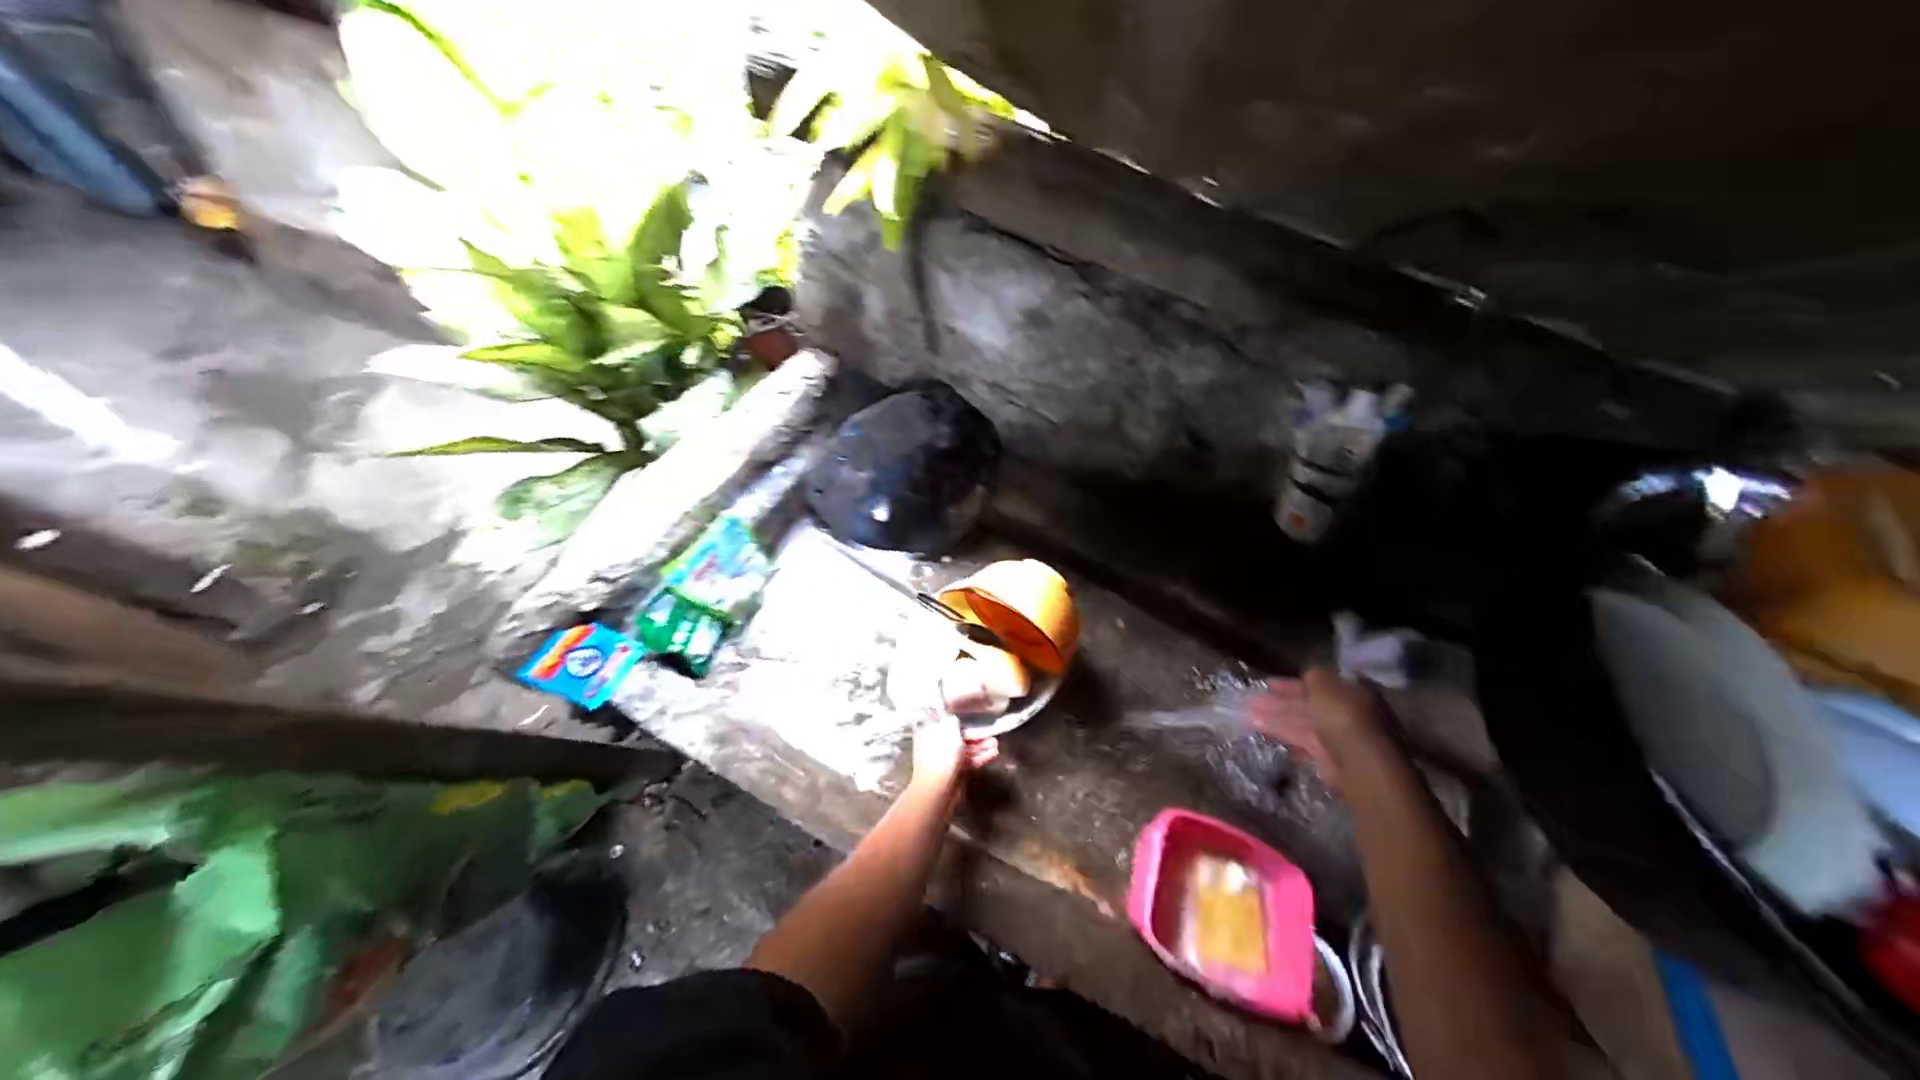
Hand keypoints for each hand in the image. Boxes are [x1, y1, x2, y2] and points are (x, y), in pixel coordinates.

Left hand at [910, 709, 999, 794]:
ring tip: (996, 743)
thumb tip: (953, 717)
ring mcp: (945, 760)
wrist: (938, 791)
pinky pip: (969, 762)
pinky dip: (980, 757)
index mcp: (929, 732)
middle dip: (975, 734)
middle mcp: (935, 744)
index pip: (944, 721)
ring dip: (981, 746)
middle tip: (991, 731)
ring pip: (965, 750)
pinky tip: (994, 754)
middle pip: (958, 736)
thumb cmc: (941, 756)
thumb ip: (953, 721)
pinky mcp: (954, 773)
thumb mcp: (948, 731)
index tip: (974, 715)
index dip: (959, 717)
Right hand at [1246, 667, 1383, 788]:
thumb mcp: (1325, 686)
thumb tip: (1308, 675)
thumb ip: (1314, 677)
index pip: (1318, 685)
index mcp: (1350, 693)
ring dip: (1276, 720)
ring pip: (1302, 724)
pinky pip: (1303, 743)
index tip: (1268, 684)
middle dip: (1279, 703)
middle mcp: (1346, 714)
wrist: (1358, 762)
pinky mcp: (1329, 758)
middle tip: (1252, 702)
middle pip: (1307, 706)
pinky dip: (1286, 738)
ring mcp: (1337, 737)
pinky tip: (1266, 735)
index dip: (1291, 684)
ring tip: (1248, 718)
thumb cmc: (1342, 717)